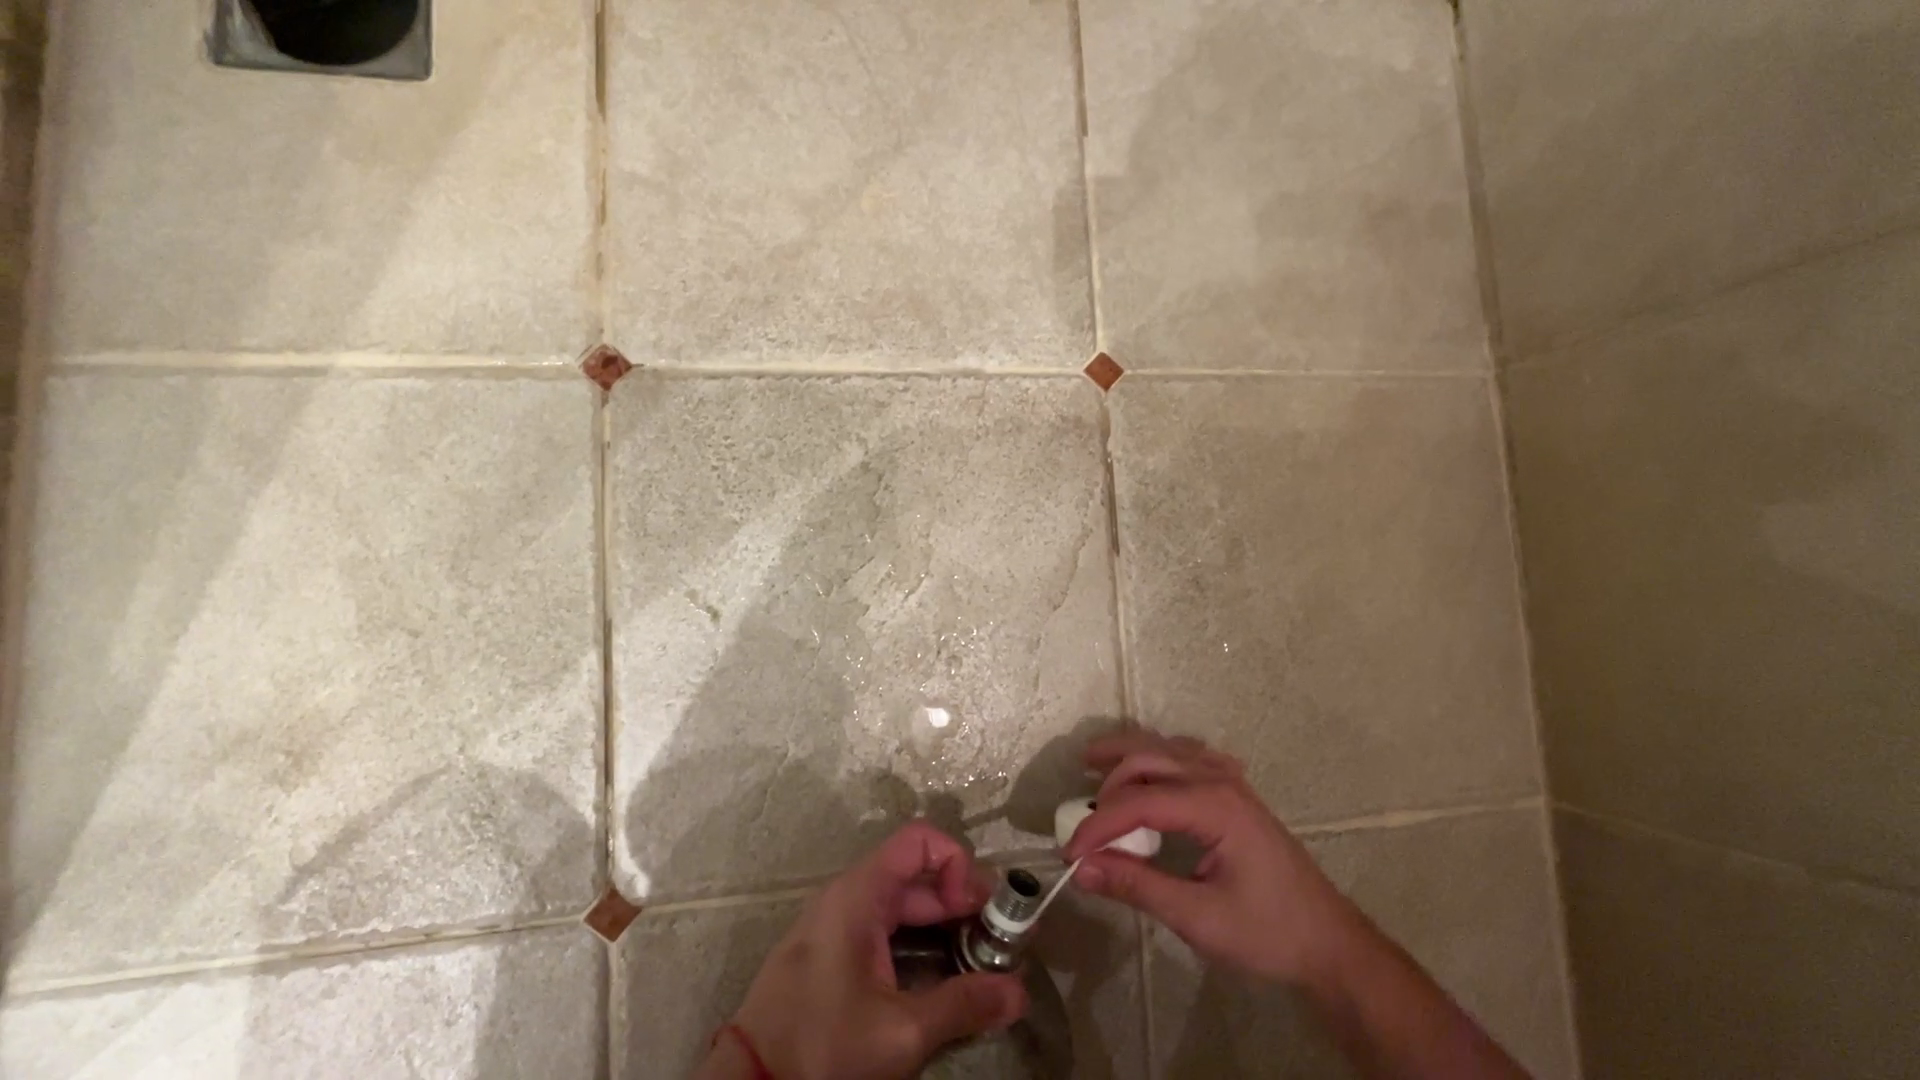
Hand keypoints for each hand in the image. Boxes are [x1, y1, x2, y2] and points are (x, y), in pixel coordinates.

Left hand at [706, 821, 1028, 1079]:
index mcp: (859, 895)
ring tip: (980, 960)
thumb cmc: (822, 1045)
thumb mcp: (900, 1031)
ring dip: (945, 925)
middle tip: (1000, 941)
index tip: (980, 910)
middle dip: (963, 901)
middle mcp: (848, 898)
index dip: (958, 863)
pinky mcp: (832, 953)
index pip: (919, 842)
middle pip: (917, 876)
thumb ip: (963, 1006)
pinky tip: (942, 975)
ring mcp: (838, 925)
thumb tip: (1018, 993)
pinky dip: (920, 941)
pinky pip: (885, 929)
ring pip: (903, 906)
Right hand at [1061, 730, 1363, 986]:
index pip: (1138, 802)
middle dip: (1106, 784)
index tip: (1070, 855)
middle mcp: (1221, 781)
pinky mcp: (1237, 793)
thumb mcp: (1197, 917)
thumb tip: (1083, 869)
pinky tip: (1147, 773)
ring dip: (1128, 756)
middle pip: (1148, 759)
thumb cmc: (1267, 933)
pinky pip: (1189, 756)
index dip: (1098, 826)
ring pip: (1168, 748)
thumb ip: (1138, 886)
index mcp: (1214, 807)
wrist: (1329, 942)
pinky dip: (1159, 757)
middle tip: (1078, 820)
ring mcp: (1232, 782)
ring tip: (1091, 765)